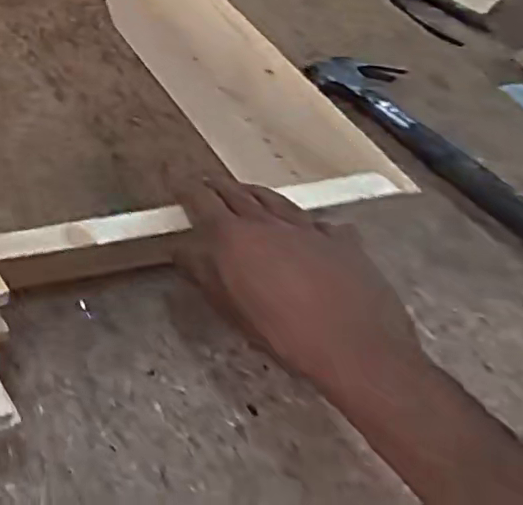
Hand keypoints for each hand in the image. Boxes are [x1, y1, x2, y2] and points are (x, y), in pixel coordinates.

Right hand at [175, 178, 422, 391]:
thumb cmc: (280, 330)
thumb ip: (199, 269)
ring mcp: (311, 233)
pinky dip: (310, 222)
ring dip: (258, 194)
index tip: (178, 183)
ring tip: (250, 193)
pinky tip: (310, 228)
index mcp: (231, 234)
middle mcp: (268, 224)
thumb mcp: (224, 302)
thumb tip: (183, 251)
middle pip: (237, 192)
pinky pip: (324, 224)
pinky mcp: (348, 248)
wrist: (358, 355)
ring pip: (278, 201)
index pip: (200, 198)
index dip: (185, 187)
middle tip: (208, 182)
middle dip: (218, 185)